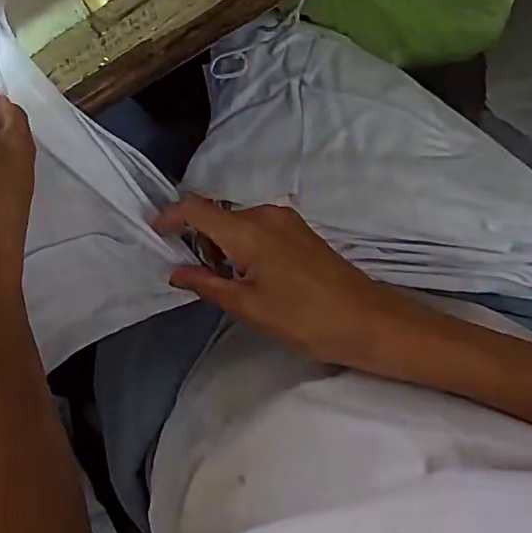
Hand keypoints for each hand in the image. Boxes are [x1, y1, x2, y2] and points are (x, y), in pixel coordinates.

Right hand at [154, 196, 425, 369]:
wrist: (376, 324)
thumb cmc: (307, 319)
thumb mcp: (249, 307)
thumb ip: (206, 284)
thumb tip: (176, 271)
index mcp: (246, 230)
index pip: (195, 208)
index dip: (170, 217)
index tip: (156, 234)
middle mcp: (263, 214)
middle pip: (215, 214)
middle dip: (200, 239)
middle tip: (204, 275)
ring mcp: (285, 219)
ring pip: (236, 220)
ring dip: (224, 243)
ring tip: (233, 282)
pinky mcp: (299, 229)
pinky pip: (257, 225)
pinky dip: (244, 243)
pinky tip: (256, 275)